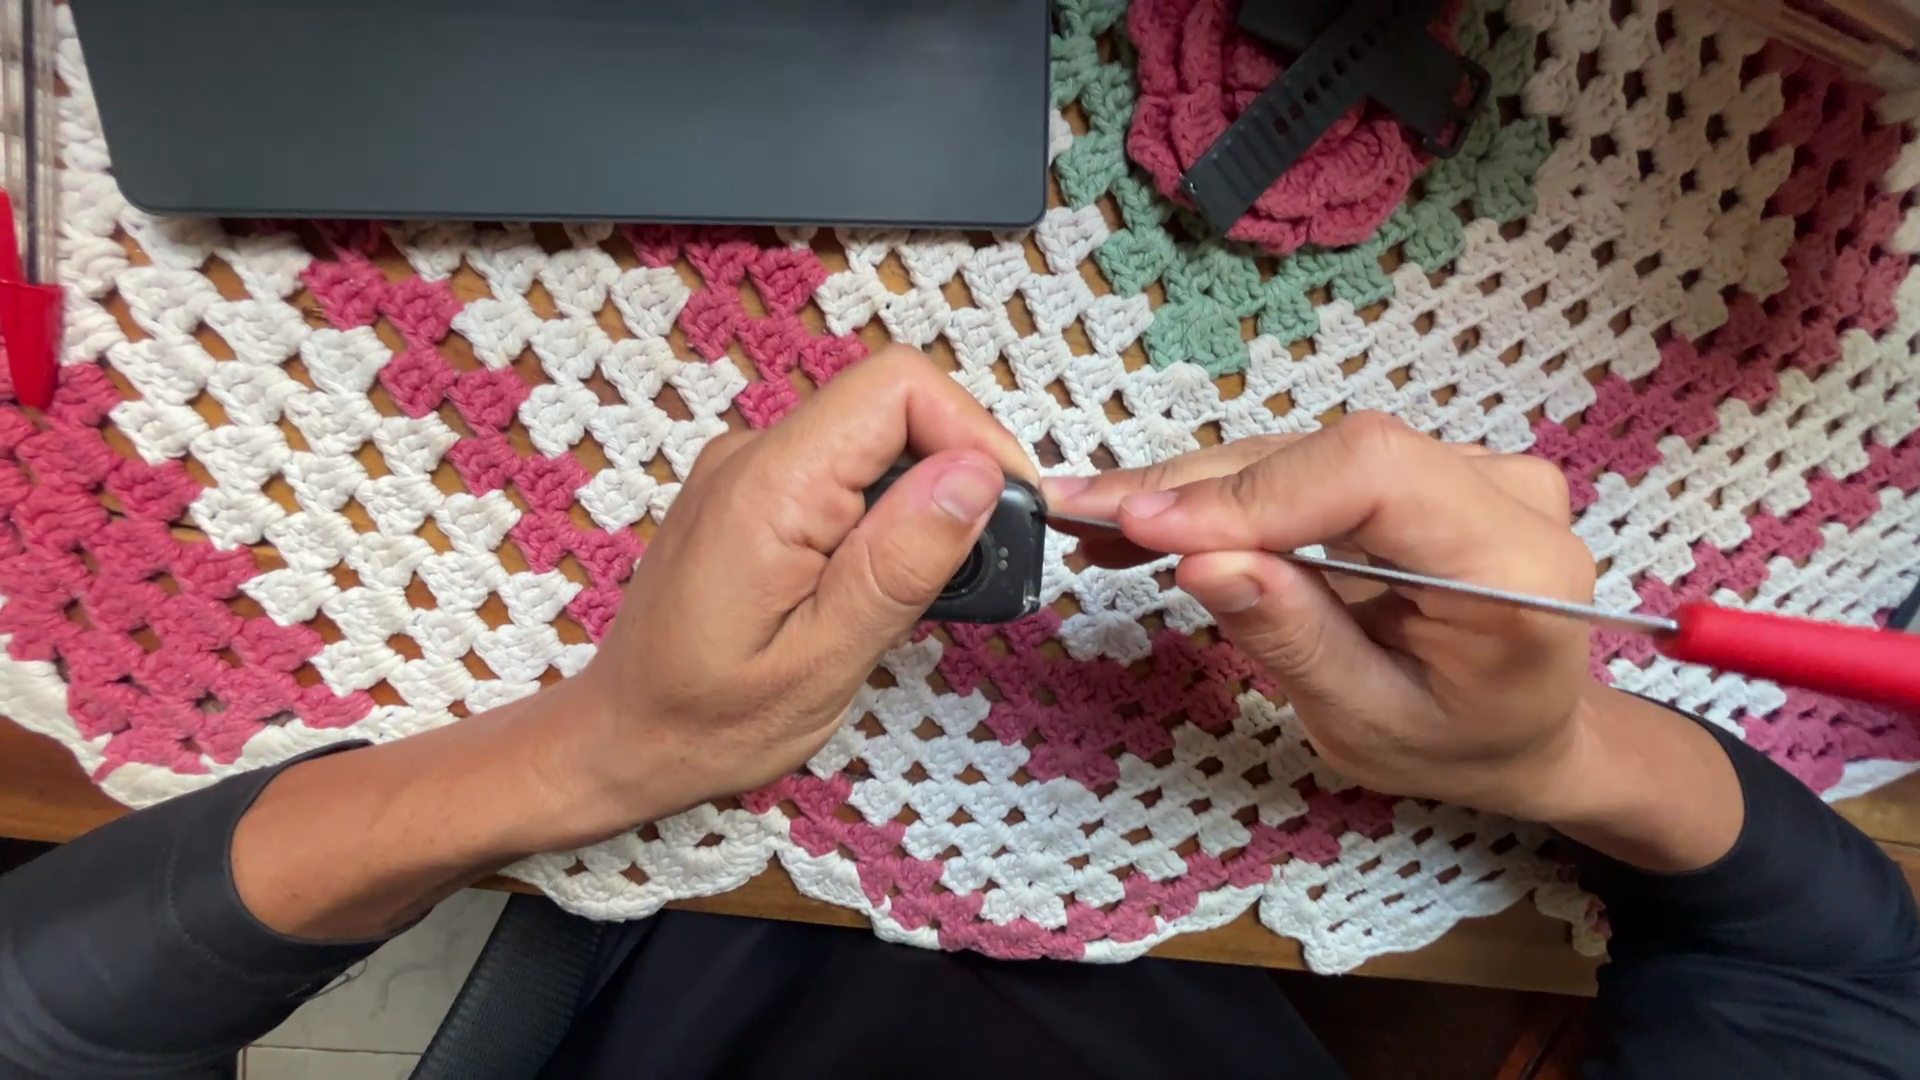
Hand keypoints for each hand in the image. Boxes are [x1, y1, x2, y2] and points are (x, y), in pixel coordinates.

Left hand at [539, 346, 1035, 840]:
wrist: (621, 736)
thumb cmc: (711, 720)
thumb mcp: (824, 660)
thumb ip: (899, 564)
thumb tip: (977, 474)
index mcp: (771, 487)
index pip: (895, 389)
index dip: (970, 432)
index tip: (1007, 510)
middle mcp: (755, 454)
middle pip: (892, 410)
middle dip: (955, 474)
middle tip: (975, 566)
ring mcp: (751, 469)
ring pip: (876, 444)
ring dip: (922, 502)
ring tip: (925, 586)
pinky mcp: (756, 492)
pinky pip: (845, 473)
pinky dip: (886, 516)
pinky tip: (878, 581)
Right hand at [1044, 415, 1598, 820]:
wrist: (1517, 726)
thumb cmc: (1454, 745)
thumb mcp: (1365, 721)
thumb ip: (1293, 638)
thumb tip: (1200, 563)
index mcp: (1510, 560)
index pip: (1367, 473)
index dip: (1244, 495)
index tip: (1142, 531)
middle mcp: (1487, 487)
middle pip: (1308, 456)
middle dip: (1184, 492)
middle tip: (1078, 514)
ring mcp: (1442, 468)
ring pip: (1284, 456)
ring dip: (1181, 493)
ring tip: (1094, 522)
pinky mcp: (1393, 473)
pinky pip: (1288, 471)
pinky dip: (1209, 499)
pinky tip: (1145, 520)